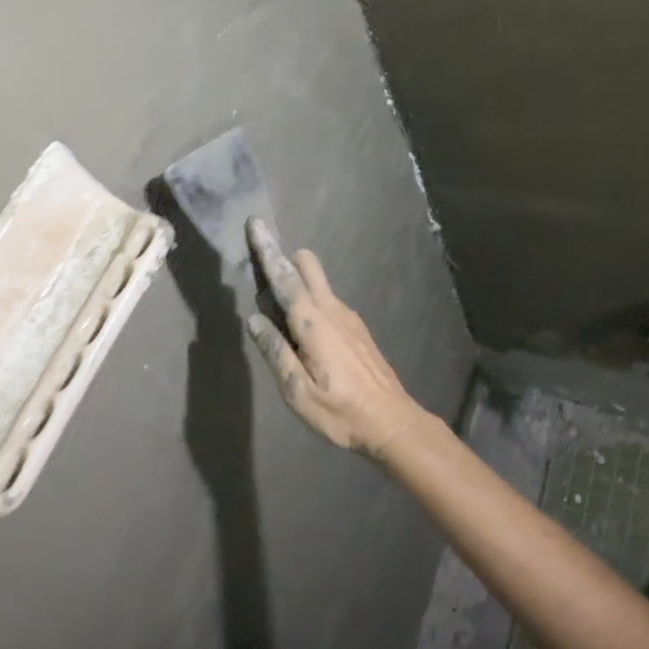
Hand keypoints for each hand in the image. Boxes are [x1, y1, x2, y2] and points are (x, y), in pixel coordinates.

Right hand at [244, 218, 432, 457]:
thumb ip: (276, 353)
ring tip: (275, 314)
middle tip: (261, 273)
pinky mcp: (357, 329)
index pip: (285, 277)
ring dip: (295, 283)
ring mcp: (349, 317)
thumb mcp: (298, 392)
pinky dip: (309, 302)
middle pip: (308, 265)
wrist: (393, 423)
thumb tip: (255, 320)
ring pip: (318, 283)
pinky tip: (301, 333)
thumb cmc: (342, 412)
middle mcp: (332, 310)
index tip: (255, 224)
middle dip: (284, 258)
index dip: (267, 251)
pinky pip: (327, 301)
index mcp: (314, 323)